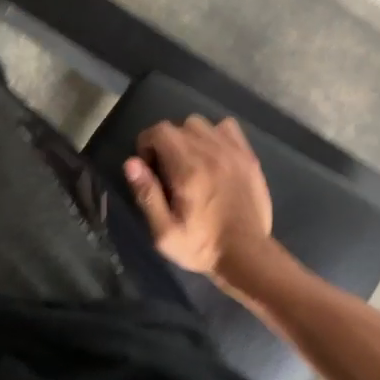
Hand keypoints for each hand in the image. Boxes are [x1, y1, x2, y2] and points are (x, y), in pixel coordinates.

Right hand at [123, 115, 272, 278]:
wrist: (247, 255)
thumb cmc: (202, 246)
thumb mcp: (164, 232)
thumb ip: (147, 195)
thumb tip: (131, 163)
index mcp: (188, 169)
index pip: (160, 131)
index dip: (147, 144)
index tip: (150, 168)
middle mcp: (211, 153)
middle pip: (180, 125)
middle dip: (166, 142)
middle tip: (168, 170)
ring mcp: (233, 152)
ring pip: (203, 124)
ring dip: (190, 137)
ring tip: (190, 162)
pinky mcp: (248, 157)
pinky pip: (228, 128)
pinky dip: (215, 135)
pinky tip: (214, 156)